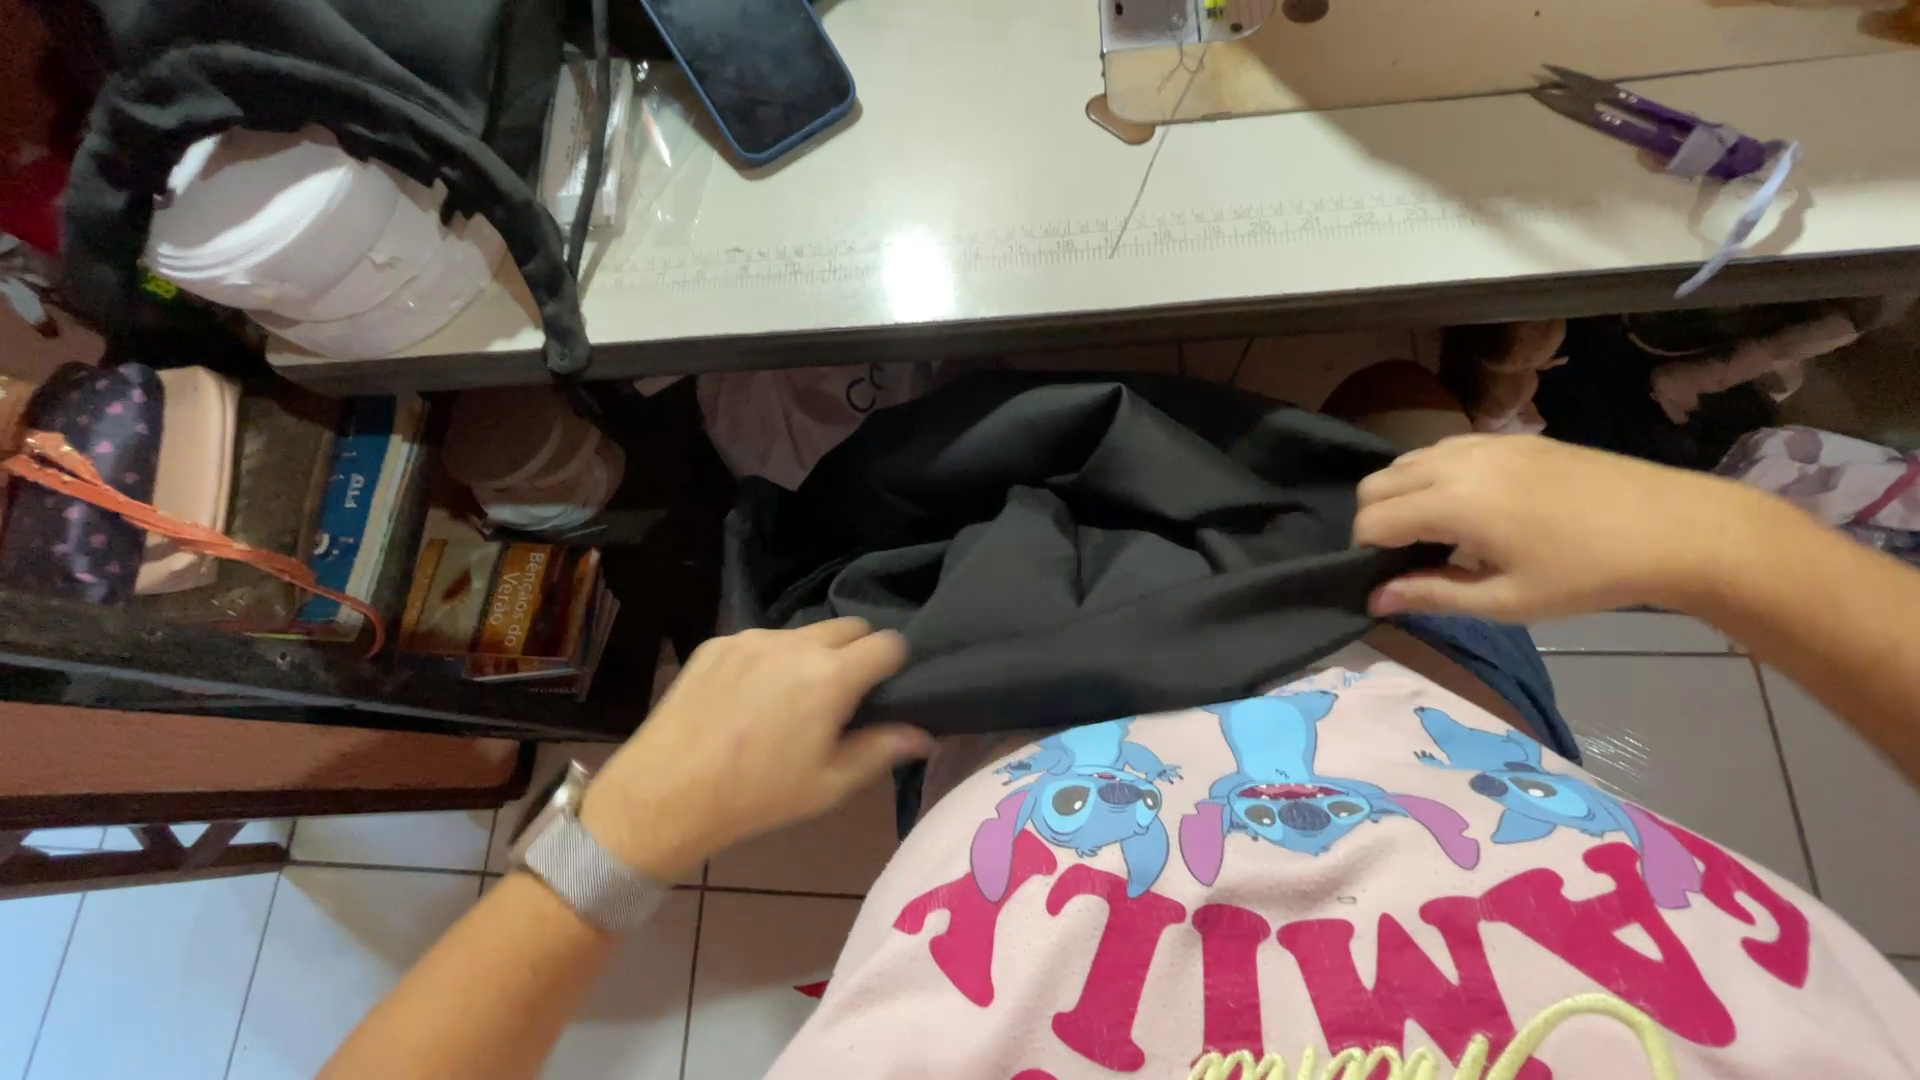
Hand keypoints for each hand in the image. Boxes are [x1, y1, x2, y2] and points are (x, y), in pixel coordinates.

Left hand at [578, 619, 927, 880]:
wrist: (664, 795)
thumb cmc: (758, 796)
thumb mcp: (829, 784)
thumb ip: (883, 749)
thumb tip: (926, 736)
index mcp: (830, 676)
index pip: (889, 642)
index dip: (895, 663)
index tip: (886, 689)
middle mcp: (795, 643)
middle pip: (850, 626)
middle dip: (858, 652)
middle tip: (843, 695)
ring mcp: (752, 638)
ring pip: (805, 632)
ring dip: (814, 654)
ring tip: (791, 699)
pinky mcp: (718, 642)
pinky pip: (762, 639)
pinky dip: (771, 659)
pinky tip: (750, 699)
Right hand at [1351, 435, 1801, 621]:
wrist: (1677, 528)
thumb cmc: (1588, 574)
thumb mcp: (1506, 600)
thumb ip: (1431, 595)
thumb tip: (1374, 599)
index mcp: (1452, 503)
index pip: (1371, 520)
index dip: (1365, 552)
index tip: (1387, 578)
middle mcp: (1455, 463)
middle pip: (1376, 484)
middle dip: (1374, 521)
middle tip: (1403, 555)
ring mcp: (1482, 444)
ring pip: (1404, 462)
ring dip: (1400, 495)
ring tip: (1433, 531)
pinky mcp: (1507, 438)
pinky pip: (1441, 450)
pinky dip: (1430, 475)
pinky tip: (1465, 505)